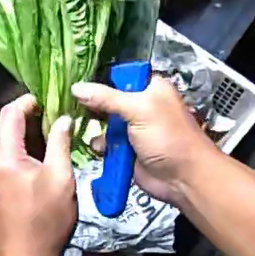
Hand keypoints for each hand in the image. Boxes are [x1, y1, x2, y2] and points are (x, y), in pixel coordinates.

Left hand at [0, 95, 75, 255]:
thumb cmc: (45, 220)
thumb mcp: (60, 178)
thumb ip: (60, 143)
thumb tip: (63, 118)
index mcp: (2, 156)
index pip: (11, 113)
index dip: (29, 101)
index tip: (50, 98)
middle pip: (7, 127)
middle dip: (32, 119)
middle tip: (59, 117)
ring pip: (7, 143)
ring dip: (28, 137)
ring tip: (55, 136)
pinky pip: (5, 159)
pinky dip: (22, 152)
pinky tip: (42, 157)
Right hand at [73, 77, 217, 204]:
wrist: (183, 178)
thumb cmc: (169, 137)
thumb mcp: (139, 109)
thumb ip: (107, 98)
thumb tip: (76, 88)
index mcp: (150, 88)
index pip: (120, 76)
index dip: (100, 79)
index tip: (77, 82)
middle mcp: (141, 105)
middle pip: (108, 100)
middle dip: (92, 104)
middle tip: (71, 105)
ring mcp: (132, 129)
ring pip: (104, 123)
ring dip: (94, 127)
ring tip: (79, 127)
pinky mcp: (126, 150)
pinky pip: (105, 143)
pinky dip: (99, 145)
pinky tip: (96, 146)